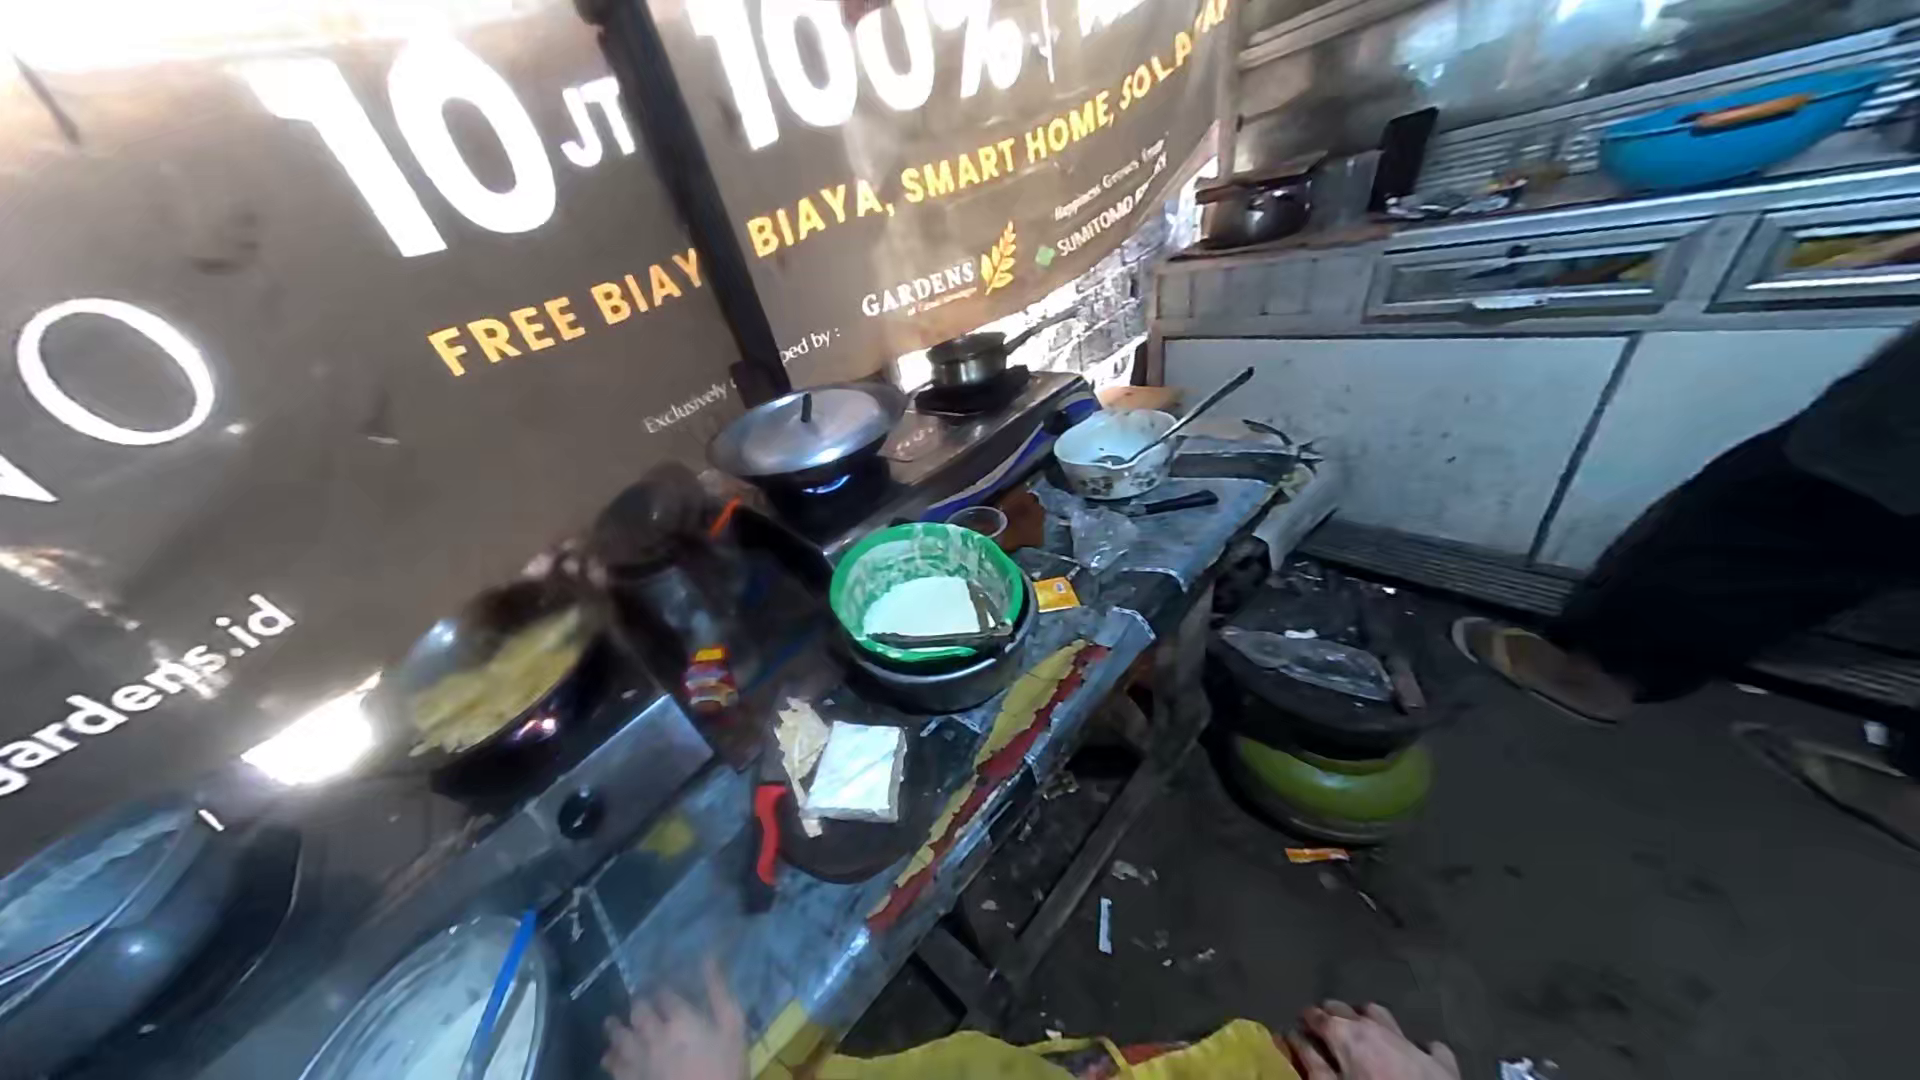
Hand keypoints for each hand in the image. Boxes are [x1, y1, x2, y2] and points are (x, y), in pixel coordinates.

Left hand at [602, 958, 745, 1079]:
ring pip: (621, 1041)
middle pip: (639, 1014)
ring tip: (609, 1022)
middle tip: (635, 997)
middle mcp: (655, 1037)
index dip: (660, 985)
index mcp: (680, 1020)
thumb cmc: (726, 1065)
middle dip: (637, 1003)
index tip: (659, 979)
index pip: (664, 994)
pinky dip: (610, 1060)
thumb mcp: (733, 1024)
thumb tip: (709, 957)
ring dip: (615, 1029)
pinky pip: (616, 1070)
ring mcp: (641, 1064)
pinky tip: (607, 1056)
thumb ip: (719, 990)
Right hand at [1285, 1001, 1459, 1079]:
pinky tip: (1416, 1057)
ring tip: (1363, 1033)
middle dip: (1330, 1015)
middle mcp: (1371, 1025)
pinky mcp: (1440, 1062)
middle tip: (1326, 1033)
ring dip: (1368, 1019)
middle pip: (1342, 1007)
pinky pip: (1431, 1046)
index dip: (1304, 1021)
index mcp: (1342, 1032)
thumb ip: (1310, 1061)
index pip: (1313, 1014)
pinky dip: (1420, 1048)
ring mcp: (1407, 1040)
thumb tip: (1291, 1035)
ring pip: (1380, 1015)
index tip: (1300, 1032)